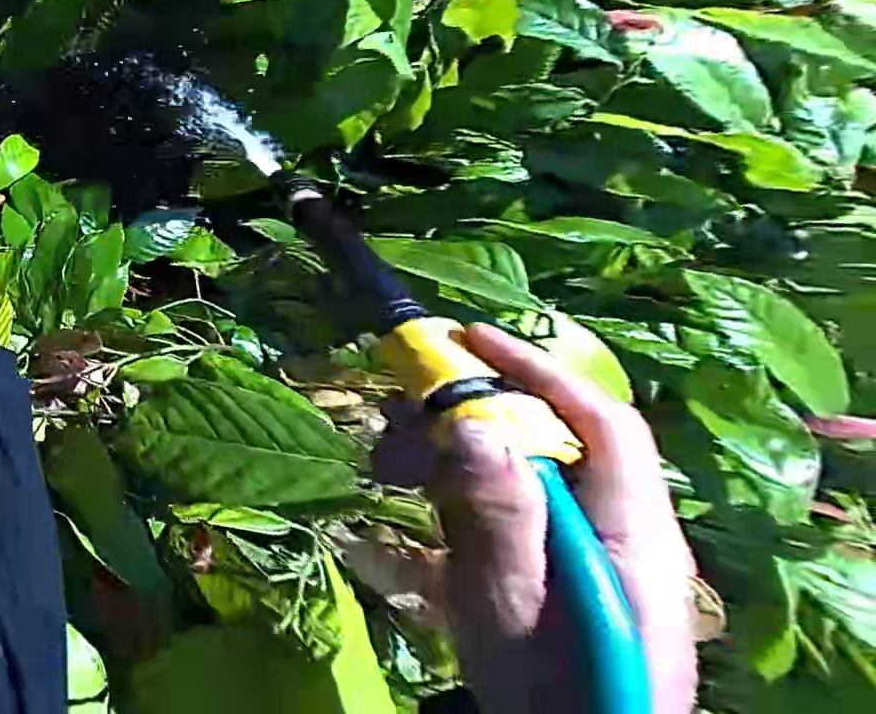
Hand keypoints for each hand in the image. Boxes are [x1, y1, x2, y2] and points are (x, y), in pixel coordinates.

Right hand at [431, 324, 697, 713]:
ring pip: (506, 454)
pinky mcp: (535, 544)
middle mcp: (608, 518)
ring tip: (386, 457)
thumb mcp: (515, 599)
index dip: (538, 369)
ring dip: (441, 441)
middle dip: (466, 405)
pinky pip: (488, 484)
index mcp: (629, 530)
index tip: (469, 337)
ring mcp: (571, 531)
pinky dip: (440, 469)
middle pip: (544, 431)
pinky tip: (400, 478)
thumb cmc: (549, 679)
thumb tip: (475, 428)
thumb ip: (502, 517)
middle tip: (400, 402)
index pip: (600, 423)